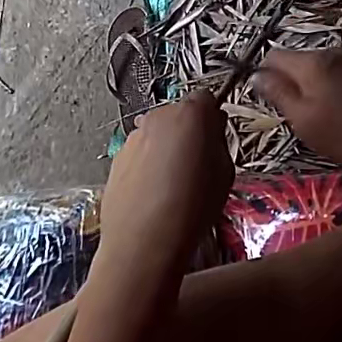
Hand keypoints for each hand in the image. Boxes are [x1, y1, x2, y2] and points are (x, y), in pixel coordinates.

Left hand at [100, 91, 232, 263]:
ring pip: (158, 133)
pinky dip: (148, 164)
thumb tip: (212, 131)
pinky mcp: (116, 158)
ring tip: (175, 184)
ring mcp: (133, 137)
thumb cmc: (192, 207)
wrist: (142, 243)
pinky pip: (141, 152)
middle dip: (189, 131)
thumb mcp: (225, 172)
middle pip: (179, 113)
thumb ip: (219, 141)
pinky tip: (155, 193)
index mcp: (190, 113)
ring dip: (167, 147)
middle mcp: (158, 117)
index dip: (213, 116)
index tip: (217, 136)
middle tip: (199, 163)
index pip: (206, 97)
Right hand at [250, 48, 341, 169]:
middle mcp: (332, 54)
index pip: (274, 56)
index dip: (264, 74)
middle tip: (292, 114)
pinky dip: (331, 90)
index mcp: (311, 62)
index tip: (266, 99)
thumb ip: (278, 93)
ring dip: (312, 88)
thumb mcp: (302, 118)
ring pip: (320, 70)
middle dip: (289, 82)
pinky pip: (339, 77)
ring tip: (316, 118)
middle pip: (298, 62)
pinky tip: (339, 114)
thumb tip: (256, 75)